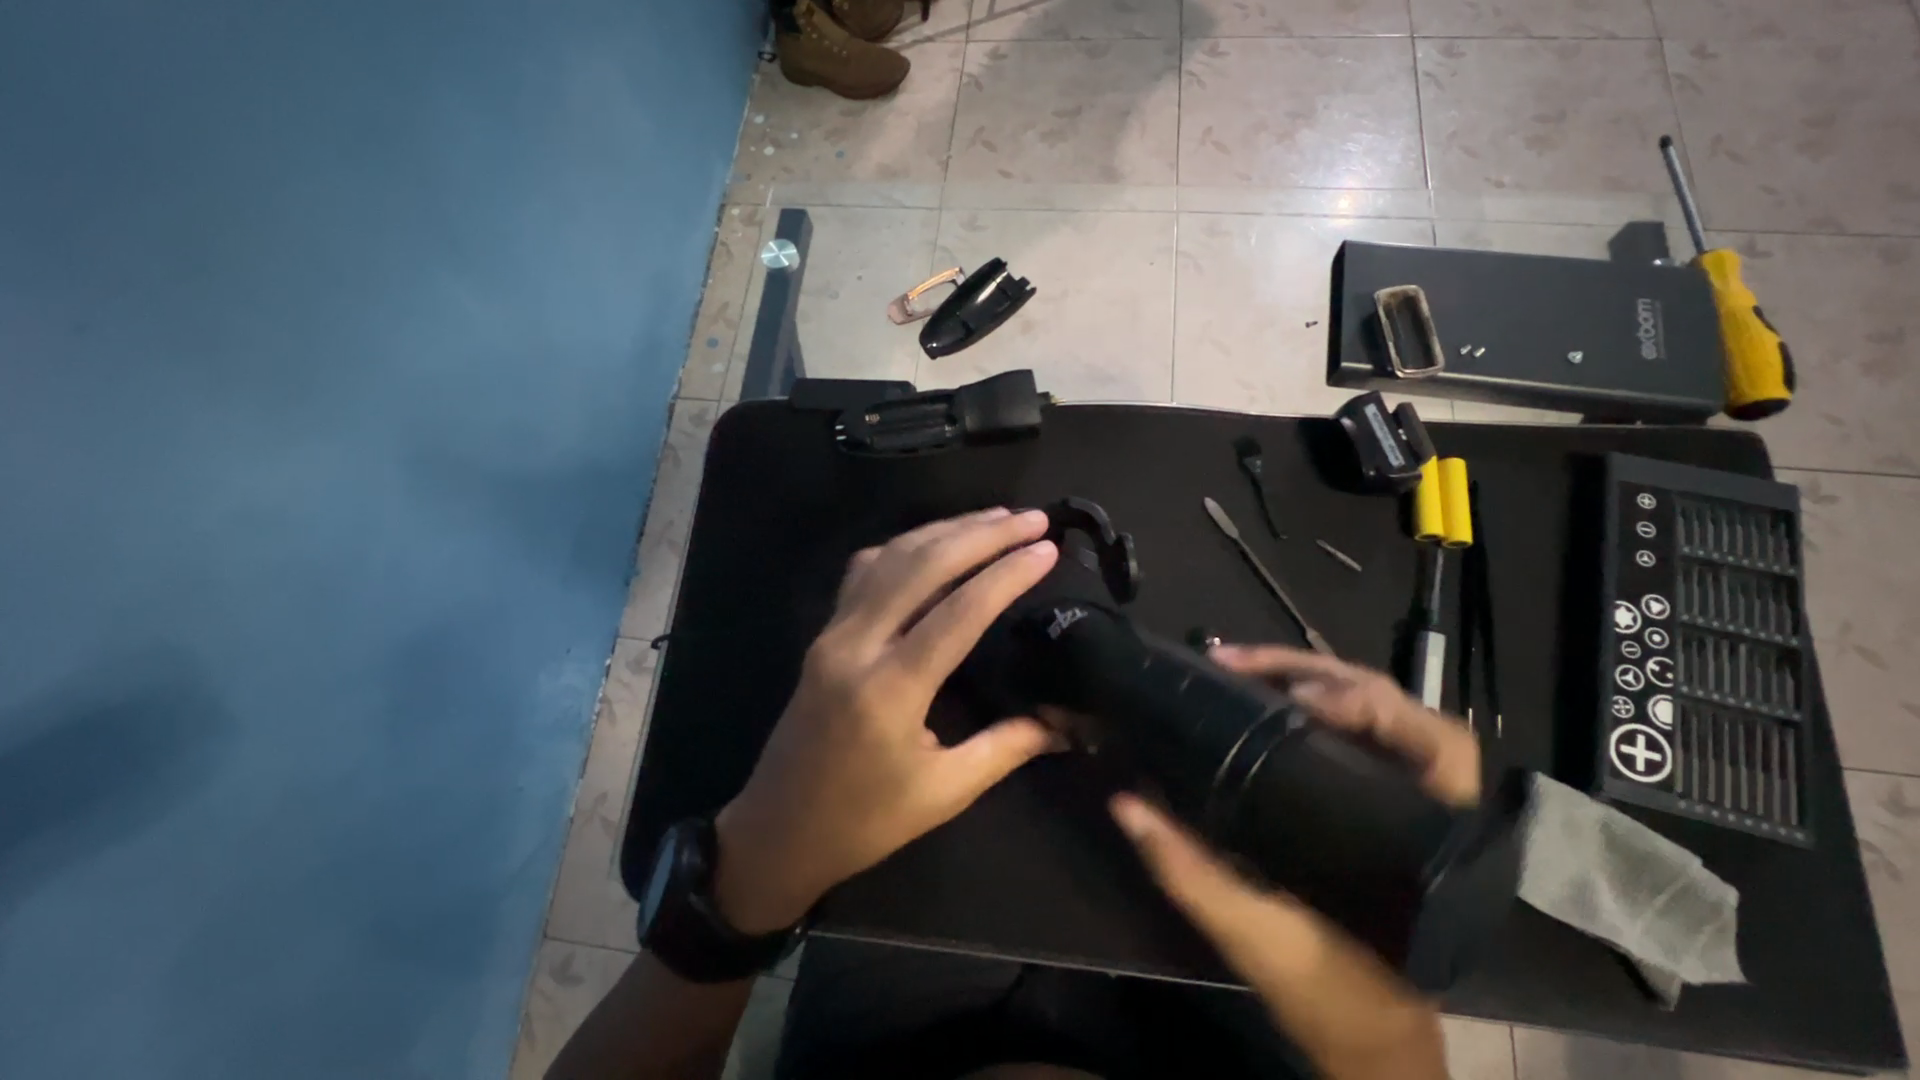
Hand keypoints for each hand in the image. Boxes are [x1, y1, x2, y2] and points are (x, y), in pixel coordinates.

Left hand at [711, 508, 1061, 933]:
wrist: (777, 831)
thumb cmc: (864, 822)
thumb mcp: (944, 792)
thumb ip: (1006, 747)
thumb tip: (1065, 722)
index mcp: (890, 689)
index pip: (959, 611)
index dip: (1006, 574)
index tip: (1046, 548)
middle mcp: (856, 646)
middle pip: (922, 565)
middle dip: (980, 534)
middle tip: (1031, 518)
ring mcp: (832, 635)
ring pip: (888, 559)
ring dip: (943, 530)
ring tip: (994, 518)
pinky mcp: (822, 637)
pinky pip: (862, 574)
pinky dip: (903, 548)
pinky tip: (931, 544)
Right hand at [1111, 646, 1479, 1079]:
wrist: (1366, 1040)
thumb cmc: (1331, 993)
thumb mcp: (1255, 935)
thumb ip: (1190, 870)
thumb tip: (1126, 803)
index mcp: (1426, 839)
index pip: (1436, 742)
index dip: (1370, 704)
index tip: (1296, 699)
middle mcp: (1427, 807)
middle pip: (1395, 705)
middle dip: (1317, 670)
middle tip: (1236, 661)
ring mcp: (1402, 801)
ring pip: (1371, 711)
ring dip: (1308, 679)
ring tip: (1237, 667)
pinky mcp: (1372, 803)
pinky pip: (1346, 736)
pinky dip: (1304, 708)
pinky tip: (1257, 702)